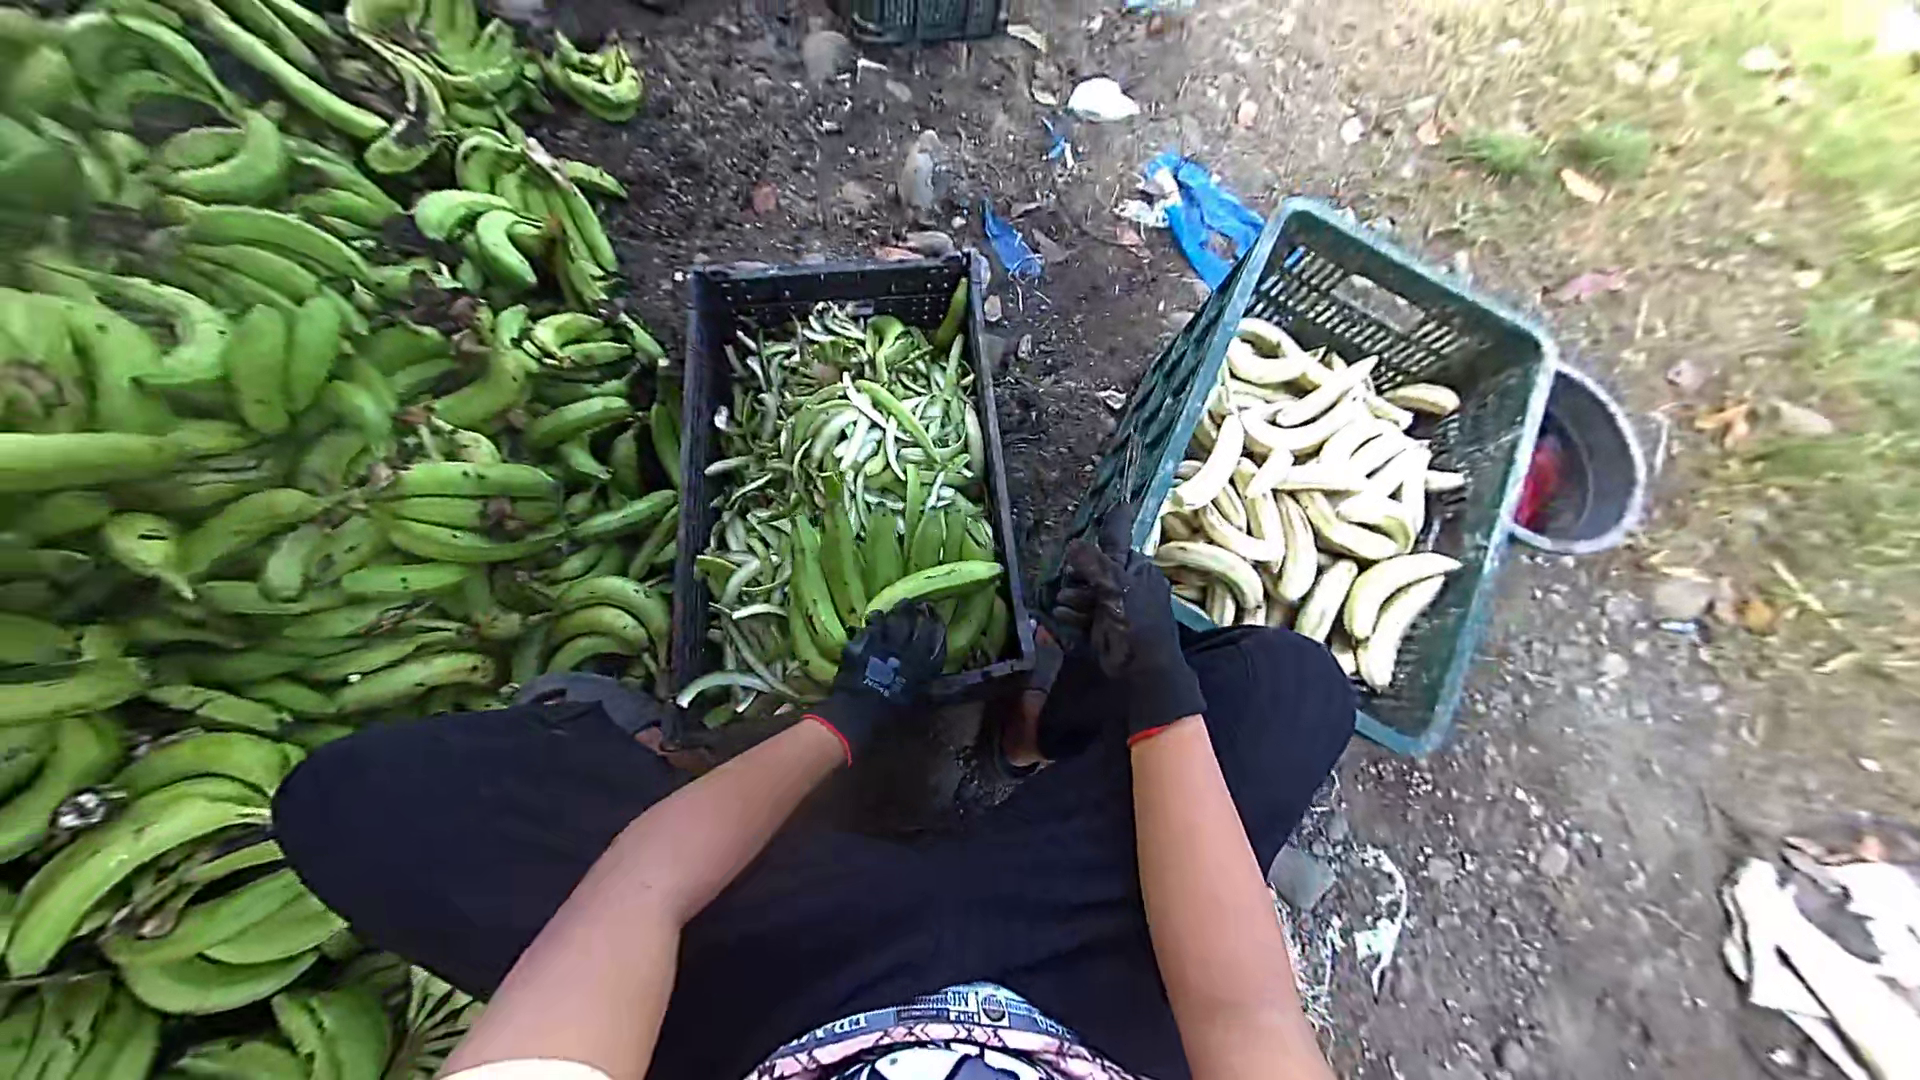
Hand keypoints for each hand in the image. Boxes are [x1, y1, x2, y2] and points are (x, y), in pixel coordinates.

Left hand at [806, 601, 946, 761]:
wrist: (858, 714)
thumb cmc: (892, 716)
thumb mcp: (918, 702)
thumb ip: (925, 683)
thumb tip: (932, 675)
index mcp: (921, 661)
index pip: (932, 632)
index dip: (933, 620)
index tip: (932, 612)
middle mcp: (902, 647)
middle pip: (907, 620)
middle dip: (909, 610)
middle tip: (910, 604)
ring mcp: (878, 644)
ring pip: (886, 620)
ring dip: (888, 614)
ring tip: (887, 612)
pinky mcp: (858, 646)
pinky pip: (866, 629)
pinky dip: (869, 626)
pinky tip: (869, 625)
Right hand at [1052, 505, 1203, 742]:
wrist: (1142, 670)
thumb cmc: (1136, 621)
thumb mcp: (1117, 585)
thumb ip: (1093, 562)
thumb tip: (1073, 543)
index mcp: (1140, 570)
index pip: (1114, 550)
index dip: (1093, 552)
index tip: (1073, 556)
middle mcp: (1129, 586)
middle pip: (1095, 573)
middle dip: (1078, 579)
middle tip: (1069, 584)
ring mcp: (1116, 608)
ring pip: (1086, 594)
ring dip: (1073, 598)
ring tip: (1066, 605)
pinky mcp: (1103, 627)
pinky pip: (1083, 615)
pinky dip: (1073, 615)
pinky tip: (1063, 616)